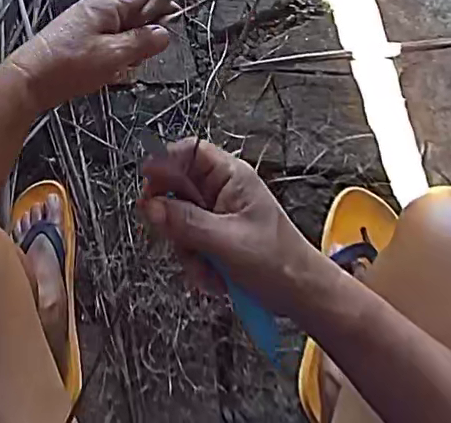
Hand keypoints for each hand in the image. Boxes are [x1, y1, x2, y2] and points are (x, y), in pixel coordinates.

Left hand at [3, 0, 170, 112]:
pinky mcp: (78, 40)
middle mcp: (95, 8)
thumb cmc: (67, 65)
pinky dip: (111, 59)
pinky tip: (103, 74)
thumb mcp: (115, 55)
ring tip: (115, 69)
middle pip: (134, 16)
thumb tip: (164, 33)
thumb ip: (143, 42)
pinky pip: (106, 45)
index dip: (163, 10)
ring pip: (121, 34)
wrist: (28, 81)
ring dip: (126, 52)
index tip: (174, 27)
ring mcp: (85, 24)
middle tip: (136, 58)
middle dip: (142, 38)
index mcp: (106, 4)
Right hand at [138, 138, 324, 316]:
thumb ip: (185, 223)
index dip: (164, 163)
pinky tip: (212, 278)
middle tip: (172, 237)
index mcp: (230, 175)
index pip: (188, 152)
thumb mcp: (227, 242)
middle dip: (173, 218)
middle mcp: (221, 189)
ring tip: (205, 269)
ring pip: (178, 218)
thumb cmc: (278, 262)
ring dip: (185, 247)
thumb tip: (149, 207)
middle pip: (176, 187)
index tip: (147, 184)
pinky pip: (188, 240)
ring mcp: (217, 213)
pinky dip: (194, 261)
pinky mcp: (214, 236)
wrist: (303, 298)